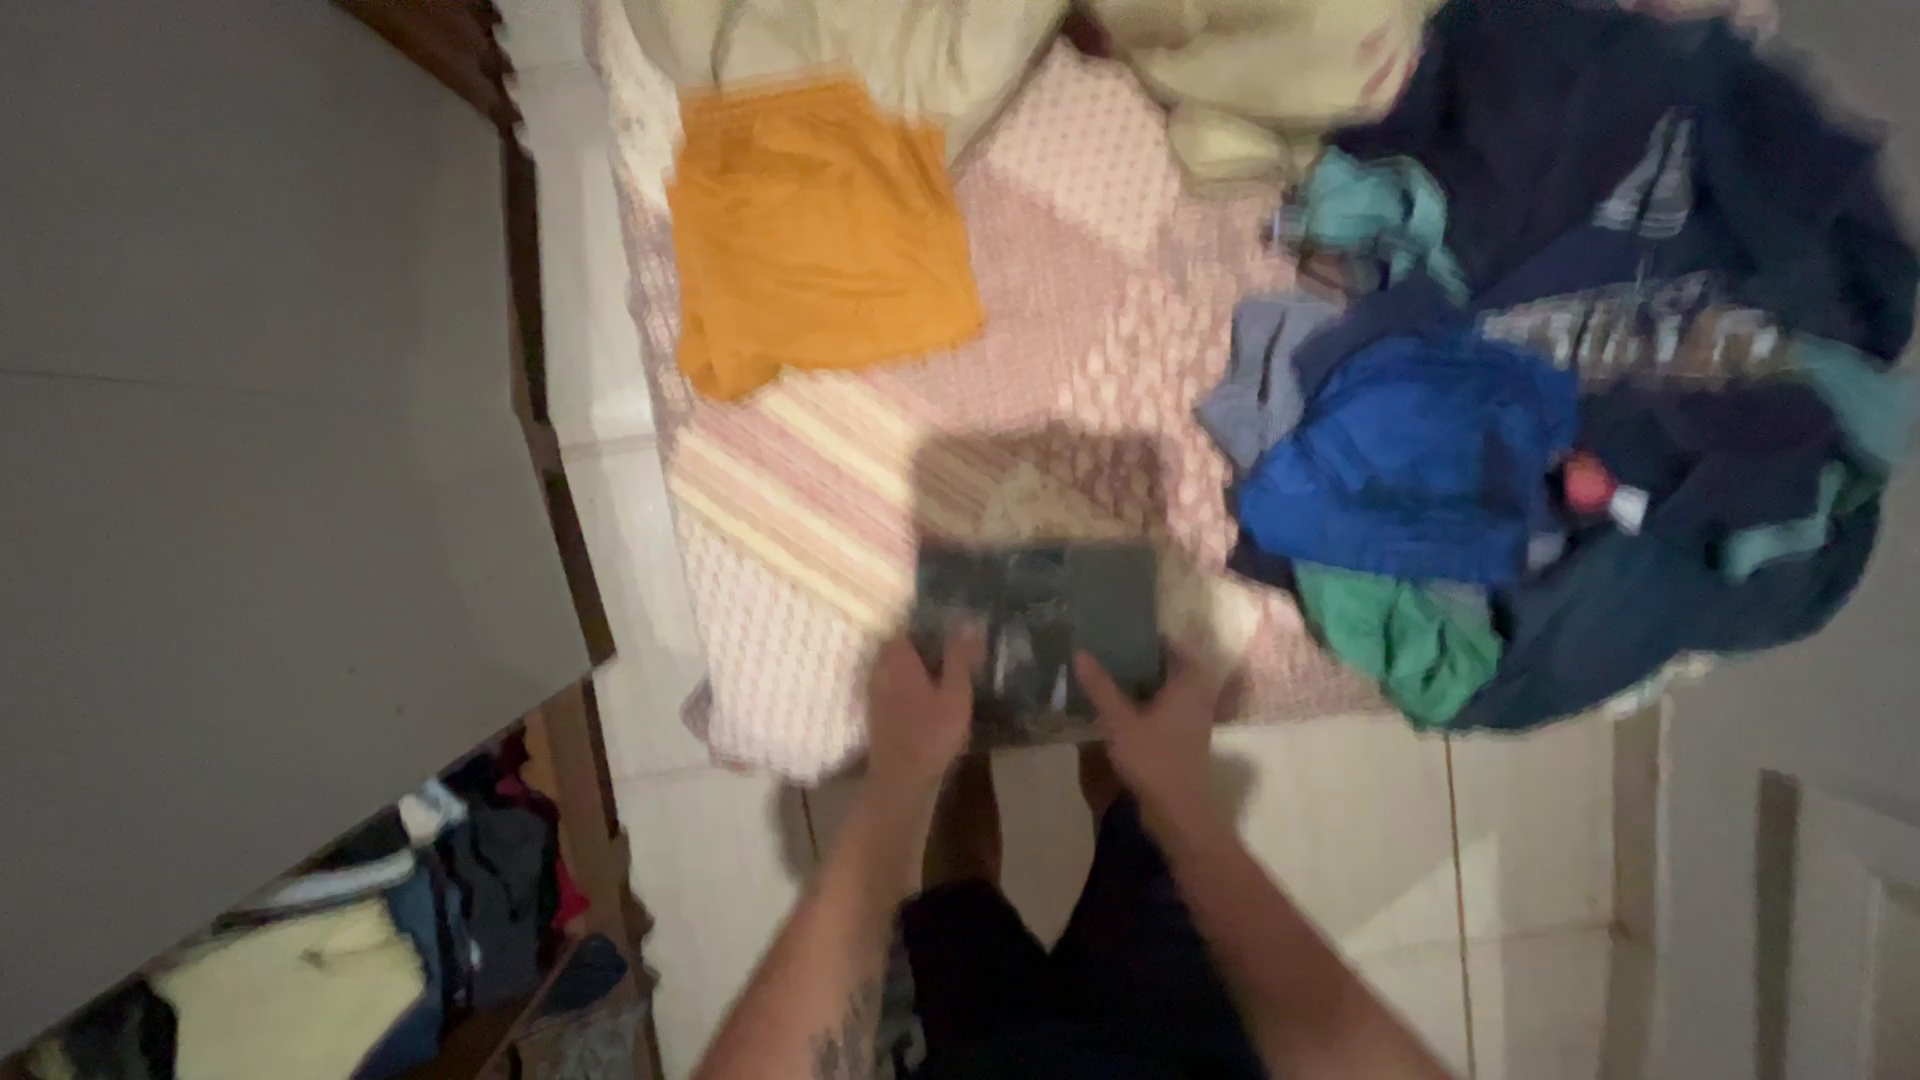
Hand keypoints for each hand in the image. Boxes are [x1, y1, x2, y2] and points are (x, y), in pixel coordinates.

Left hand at [864, 630, 984, 796]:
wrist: (901, 779)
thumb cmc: (931, 733)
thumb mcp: (955, 693)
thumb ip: (959, 657)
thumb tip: (967, 622)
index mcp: (897, 657)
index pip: (908, 627)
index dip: (930, 628)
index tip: (952, 635)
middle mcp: (880, 668)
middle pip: (901, 646)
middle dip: (924, 647)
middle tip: (953, 655)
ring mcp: (875, 691)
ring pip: (896, 668)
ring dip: (916, 668)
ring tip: (945, 677)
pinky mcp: (876, 711)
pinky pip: (894, 686)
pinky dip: (910, 686)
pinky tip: (929, 699)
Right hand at [1073, 645, 1223, 806]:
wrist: (1178, 811)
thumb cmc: (1153, 758)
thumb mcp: (1119, 720)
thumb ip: (1100, 686)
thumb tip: (1080, 651)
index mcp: (1188, 687)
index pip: (1182, 651)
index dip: (1162, 640)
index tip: (1135, 634)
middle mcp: (1196, 701)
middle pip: (1179, 671)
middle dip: (1153, 661)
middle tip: (1121, 653)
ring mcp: (1193, 724)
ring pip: (1175, 694)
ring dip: (1152, 684)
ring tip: (1118, 677)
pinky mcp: (1185, 744)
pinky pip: (1170, 712)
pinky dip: (1152, 705)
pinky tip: (1125, 710)